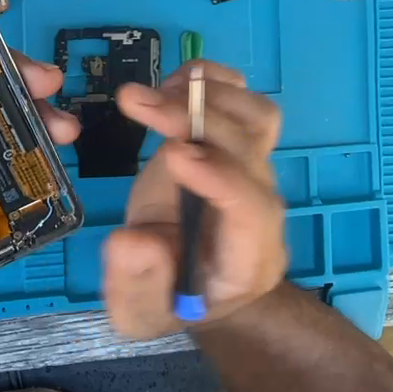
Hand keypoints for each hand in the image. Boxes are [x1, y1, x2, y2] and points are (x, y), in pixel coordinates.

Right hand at [101, 60, 287, 337]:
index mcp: (244, 257)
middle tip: (134, 102)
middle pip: (248, 149)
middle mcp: (259, 207)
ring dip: (206, 93)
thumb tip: (136, 240)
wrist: (198, 280)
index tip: (172, 154)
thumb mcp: (137, 311)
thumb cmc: (168, 297)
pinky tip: (170, 83)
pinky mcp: (236, 142)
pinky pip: (243, 100)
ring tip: (151, 93)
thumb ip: (134, 282)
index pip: (252, 210)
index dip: (219, 176)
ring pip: (257, 117)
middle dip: (193, 118)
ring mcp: (252, 169)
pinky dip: (212, 80)